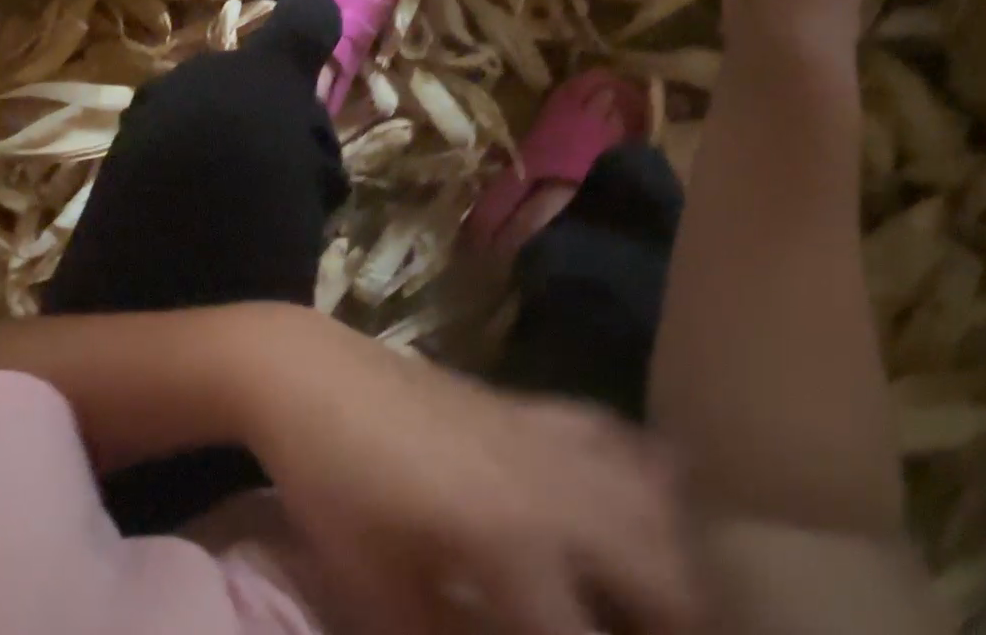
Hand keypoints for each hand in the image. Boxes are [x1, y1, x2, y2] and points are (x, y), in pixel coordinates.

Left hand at [245, 313, 698, 634]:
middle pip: (664, 574)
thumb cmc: (330, 484)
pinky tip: (641, 499)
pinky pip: (614, 436)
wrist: (307, 376)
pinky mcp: (529, 404)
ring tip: (662, 602)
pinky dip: (644, 476)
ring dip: (675, 562)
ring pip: (658, 504)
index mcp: (512, 544)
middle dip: (678, 623)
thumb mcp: (375, 590)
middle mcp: (553, 490)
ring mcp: (547, 437)